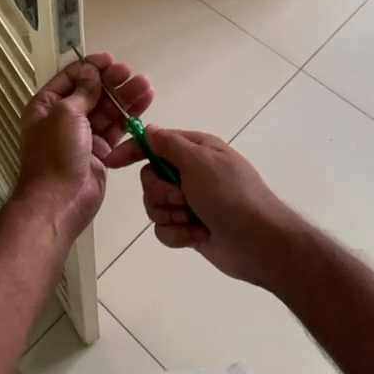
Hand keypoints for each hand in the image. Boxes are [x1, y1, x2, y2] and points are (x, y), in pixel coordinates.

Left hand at [16, 53, 152, 232]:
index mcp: (46, 106)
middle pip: (91, 93)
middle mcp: (64, 118)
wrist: (58, 201)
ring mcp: (82, 136)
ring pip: (107, 110)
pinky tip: (145, 104)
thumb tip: (91, 71)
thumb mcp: (65, 114)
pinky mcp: (100, 152)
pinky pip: (116, 130)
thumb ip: (82, 92)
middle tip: (131, 74)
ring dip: (125, 97)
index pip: (70, 78)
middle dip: (112, 82)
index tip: (111, 60)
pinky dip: (129, 117)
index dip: (90, 67)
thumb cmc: (55, 152)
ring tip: (145, 85)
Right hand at [104, 128, 305, 287]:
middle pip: (150, 178)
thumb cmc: (231, 196)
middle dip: (160, 192)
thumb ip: (170, 145)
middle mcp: (191, 173)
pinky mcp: (189, 228)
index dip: (133, 150)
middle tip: (181, 199)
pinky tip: (196, 237)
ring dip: (170, 215)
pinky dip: (177, 235)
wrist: (261, 244)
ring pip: (154, 205)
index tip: (112, 162)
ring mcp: (190, 202)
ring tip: (192, 221)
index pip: (155, 143)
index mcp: (196, 151)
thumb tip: (150, 129)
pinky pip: (164, 229)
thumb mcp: (200, 162)